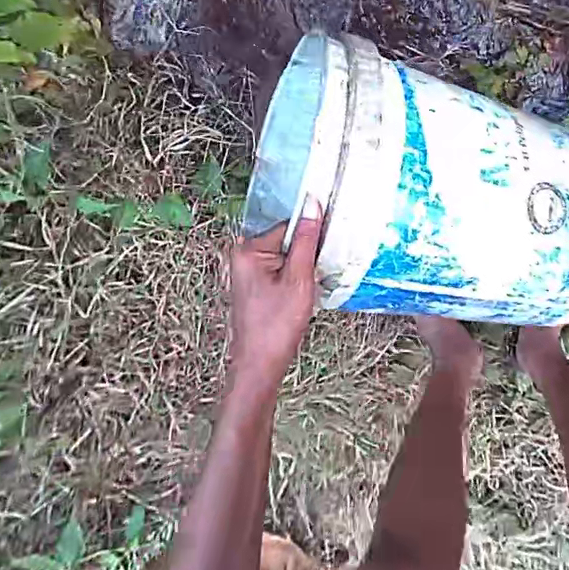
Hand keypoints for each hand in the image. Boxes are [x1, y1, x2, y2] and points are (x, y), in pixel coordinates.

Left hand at [227, 203, 323, 385]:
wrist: (260, 366)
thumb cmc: (277, 325)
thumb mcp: (299, 278)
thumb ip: (306, 239)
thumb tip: (312, 203)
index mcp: (248, 250)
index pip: (290, 226)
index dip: (311, 239)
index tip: (325, 254)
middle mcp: (243, 256)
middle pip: (288, 240)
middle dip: (306, 255)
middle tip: (314, 277)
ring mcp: (247, 271)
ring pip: (287, 257)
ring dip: (302, 269)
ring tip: (306, 289)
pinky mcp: (254, 285)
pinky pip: (281, 270)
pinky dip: (295, 279)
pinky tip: (300, 296)